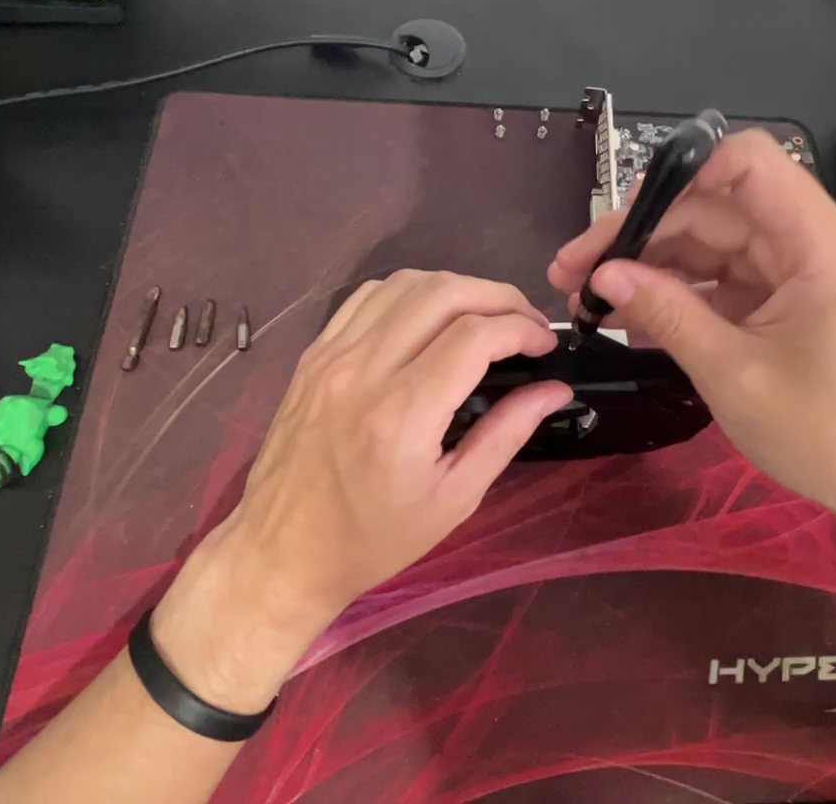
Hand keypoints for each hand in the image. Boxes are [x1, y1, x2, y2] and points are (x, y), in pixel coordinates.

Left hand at [152, 270, 571, 713]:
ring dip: (456, 287)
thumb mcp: (453, 499)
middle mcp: (364, 370)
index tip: (545, 344)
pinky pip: (367, 297)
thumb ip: (506, 433)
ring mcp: (332, 355)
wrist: (282, 551)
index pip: (474, 336)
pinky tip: (429, 315)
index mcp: (402, 414)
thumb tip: (554, 388)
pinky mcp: (314, 353)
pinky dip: (410, 292)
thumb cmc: (372, 539)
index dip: (521, 328)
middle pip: (443, 294)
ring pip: (404, 284)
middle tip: (525, 322)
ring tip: (485, 314)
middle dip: (498, 296)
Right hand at [548, 130, 835, 518]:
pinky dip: (668, 293)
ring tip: (581, 296)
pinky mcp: (771, 300)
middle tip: (571, 270)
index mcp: (817, 244)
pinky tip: (619, 317)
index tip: (626, 215)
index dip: (684, 171)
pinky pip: (711, 279)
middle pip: (709, 206)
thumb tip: (601, 275)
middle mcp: (803, 243)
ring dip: (643, 265)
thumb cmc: (822, 433)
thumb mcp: (732, 374)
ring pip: (702, 242)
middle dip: (638, 233)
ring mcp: (785, 272)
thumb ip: (667, 315)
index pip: (750, 164)